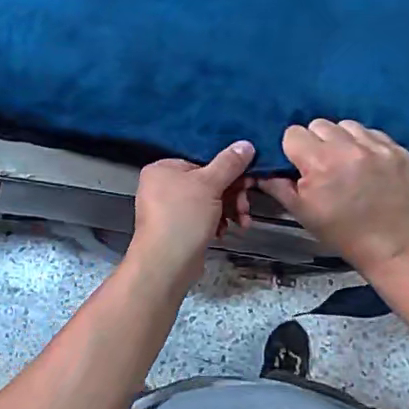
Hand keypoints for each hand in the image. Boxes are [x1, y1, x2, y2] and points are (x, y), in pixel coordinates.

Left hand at [128, 140, 255, 291]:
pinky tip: (224, 231)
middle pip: (207, 181)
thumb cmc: (183, 217)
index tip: (247, 179)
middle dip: (232, 194)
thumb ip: (229, 163)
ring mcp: (169, 209)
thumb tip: (246, 144)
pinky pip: (202, 217)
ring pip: (208, 201)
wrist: (166, 264)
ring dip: (229, 209)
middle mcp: (162, 185)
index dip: (227, 169)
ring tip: (241, 221)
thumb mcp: (210, 184)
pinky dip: (216, 222)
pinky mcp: (177, 228)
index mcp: (163, 168)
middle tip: (245, 206)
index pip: (201, 160)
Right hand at [257, 119, 408, 271]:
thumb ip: (278, 186)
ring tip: (345, 162)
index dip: (293, 149)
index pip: (293, 133)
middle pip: (319, 124)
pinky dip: (364, 144)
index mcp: (320, 163)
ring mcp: (377, 147)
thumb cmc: (341, 232)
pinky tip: (366, 165)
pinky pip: (372, 133)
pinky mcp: (398, 150)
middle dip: (315, 142)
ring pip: (346, 125)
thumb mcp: (302, 212)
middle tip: (322, 166)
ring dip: (341, 139)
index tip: (300, 165)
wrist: (391, 245)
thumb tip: (262, 170)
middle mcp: (349, 148)